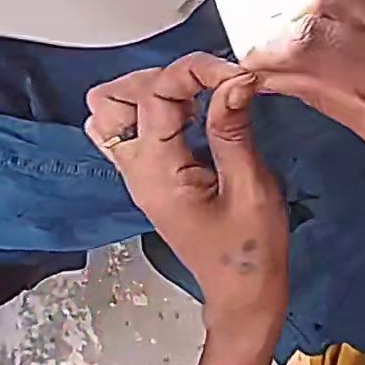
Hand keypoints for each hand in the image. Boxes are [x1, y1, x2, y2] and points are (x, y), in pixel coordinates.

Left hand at [85, 53, 289, 352]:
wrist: (242, 294)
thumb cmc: (250, 252)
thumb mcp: (250, 188)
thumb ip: (233, 129)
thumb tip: (234, 80)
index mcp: (157, 173)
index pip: (156, 94)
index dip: (197, 70)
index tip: (238, 75)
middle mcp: (136, 170)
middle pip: (116, 96)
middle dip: (167, 76)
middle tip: (214, 84)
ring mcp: (137, 174)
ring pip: (113, 109)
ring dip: (153, 89)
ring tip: (199, 94)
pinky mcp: (150, 176)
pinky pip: (130, 128)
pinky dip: (154, 107)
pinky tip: (190, 111)